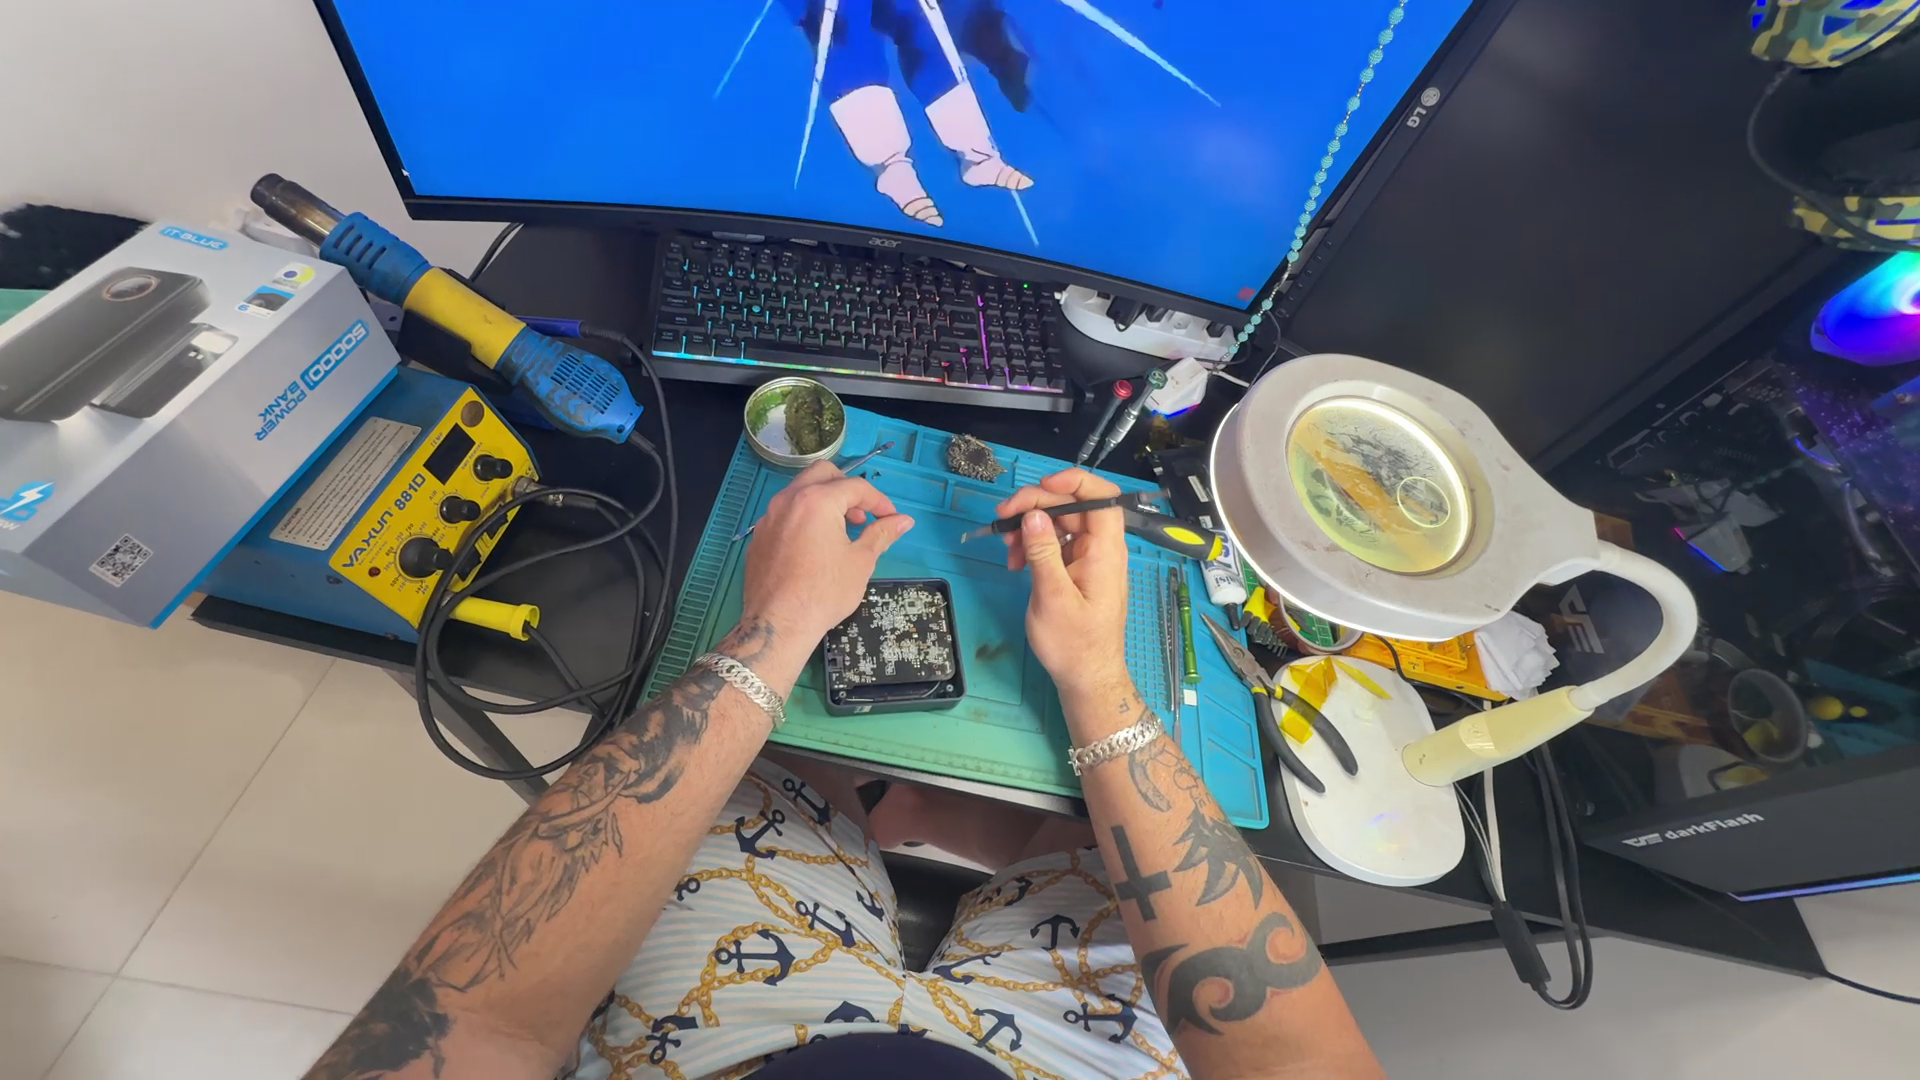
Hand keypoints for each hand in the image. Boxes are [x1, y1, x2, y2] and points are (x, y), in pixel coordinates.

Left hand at [740, 460, 914, 658]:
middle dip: (847, 489)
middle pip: (823, 474)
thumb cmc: (825, 591)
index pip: (856, 487)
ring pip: (801, 492)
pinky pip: (785, 514)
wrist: (778, 623)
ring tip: (840, 532)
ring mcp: (769, 517)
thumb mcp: (861, 561)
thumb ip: (882, 533)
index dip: (879, 501)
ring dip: (825, 501)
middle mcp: (789, 500)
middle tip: (861, 516)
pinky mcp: (759, 536)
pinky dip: (804, 518)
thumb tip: (904, 520)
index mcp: (818, 500)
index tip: (891, 519)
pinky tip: (814, 547)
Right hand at [999, 469, 1132, 708]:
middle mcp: (1100, 548)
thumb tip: (1032, 515)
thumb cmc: (1074, 644)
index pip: (1101, 498)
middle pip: (1073, 506)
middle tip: (1003, 517)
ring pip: (1059, 523)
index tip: (1041, 485)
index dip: (1075, 481)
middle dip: (1036, 505)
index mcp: (1105, 551)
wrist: (1086, 678)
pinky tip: (1016, 561)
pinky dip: (1033, 545)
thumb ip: (1043, 553)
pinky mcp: (1075, 569)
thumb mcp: (1053, 598)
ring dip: (1029, 527)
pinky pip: (1055, 543)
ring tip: (1007, 548)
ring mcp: (1088, 558)